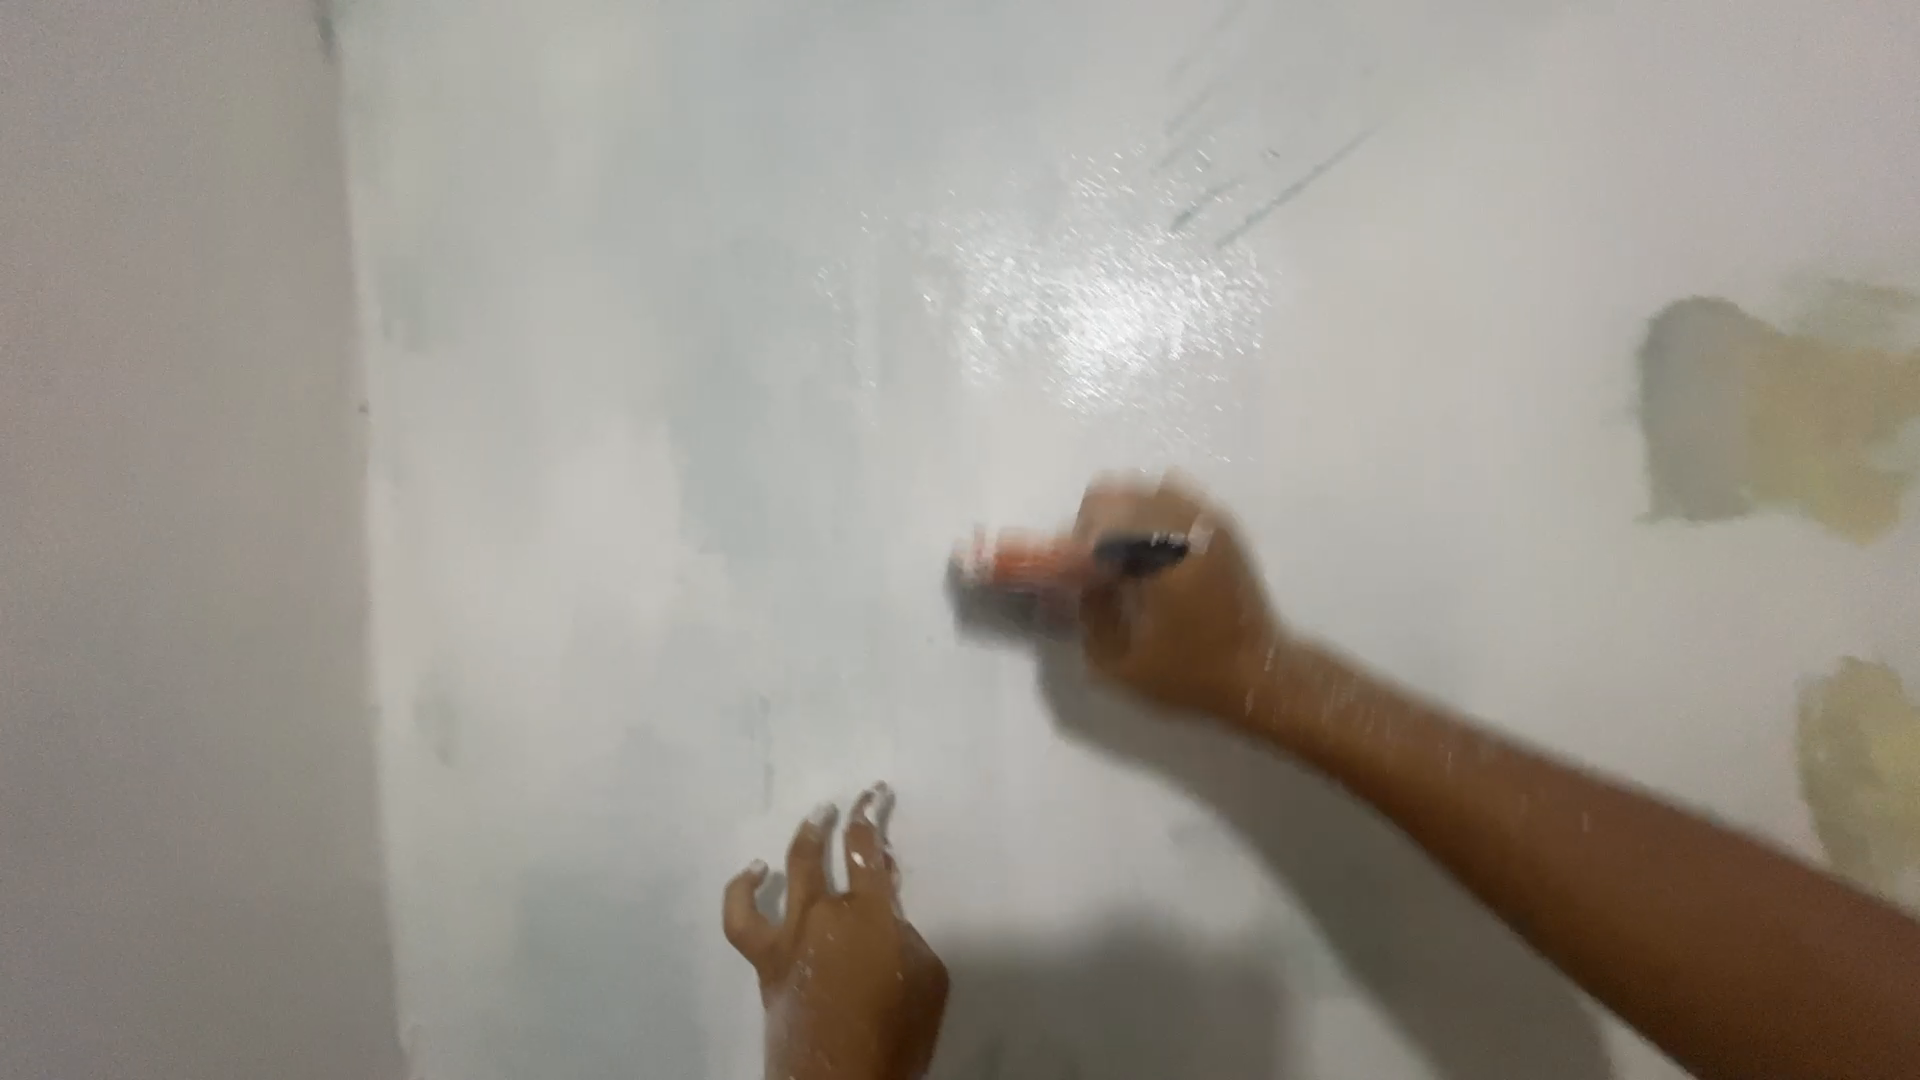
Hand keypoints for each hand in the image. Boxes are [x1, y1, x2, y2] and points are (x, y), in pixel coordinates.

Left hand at [723, 785, 948, 1079]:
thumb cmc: (896, 1034)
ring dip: (800, 840)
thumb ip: (907, 933)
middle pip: (823, 850)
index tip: (875, 793)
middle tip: (844, 805)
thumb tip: (886, 905)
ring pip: (788, 872)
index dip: (870, 812)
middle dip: (836, 819)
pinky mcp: (767, 963)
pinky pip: (742, 920)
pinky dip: (742, 891)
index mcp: (868, 914)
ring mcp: (790, 937)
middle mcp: (824, 914)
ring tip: (811, 823)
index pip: (866, 847)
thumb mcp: (927, 977)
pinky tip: (754, 873)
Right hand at [1073, 472, 1282, 721]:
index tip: (1072, 571)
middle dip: (1094, 526)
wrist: (1260, 673)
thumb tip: (1077, 576)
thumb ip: (1088, 611)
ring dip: (1123, 517)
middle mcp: (1180, 524)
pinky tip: (1157, 552)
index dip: (1073, 543)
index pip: (1093, 518)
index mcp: (1156, 554)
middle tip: (1097, 565)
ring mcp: (1204, 517)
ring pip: (1141, 490)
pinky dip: (1152, 515)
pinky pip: (1172, 496)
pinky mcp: (1221, 523)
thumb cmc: (1188, 672)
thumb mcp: (1117, 661)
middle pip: (1112, 494)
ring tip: (1128, 557)